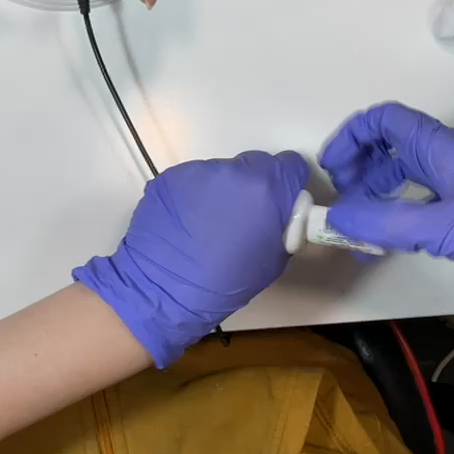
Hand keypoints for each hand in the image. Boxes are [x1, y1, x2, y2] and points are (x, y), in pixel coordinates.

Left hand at [75, 151, 307, 366]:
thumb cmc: (226, 282)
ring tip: (207, 223)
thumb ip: (282, 224)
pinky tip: (185, 222)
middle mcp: (231, 171)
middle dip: (254, 185)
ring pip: (221, 172)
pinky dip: (193, 195)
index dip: (288, 181)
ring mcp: (196, 171)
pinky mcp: (168, 177)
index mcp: (264, 189)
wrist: (163, 288)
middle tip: (243, 214)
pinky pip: (192, 181)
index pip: (290, 164)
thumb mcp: (273, 258)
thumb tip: (280, 211)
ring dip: (221, 190)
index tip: (281, 198)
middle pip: (254, 164)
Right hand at [319, 103, 453, 364]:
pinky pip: (422, 202)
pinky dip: (397, 215)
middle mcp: (452, 160)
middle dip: (357, 169)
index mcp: (445, 149)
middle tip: (340, 206)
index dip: (352, 136)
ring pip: (405, 176)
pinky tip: (390, 241)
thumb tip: (334, 218)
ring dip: (375, 195)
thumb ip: (387, 223)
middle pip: (390, 146)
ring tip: (357, 229)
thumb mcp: (451, 229)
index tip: (330, 171)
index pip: (386, 121)